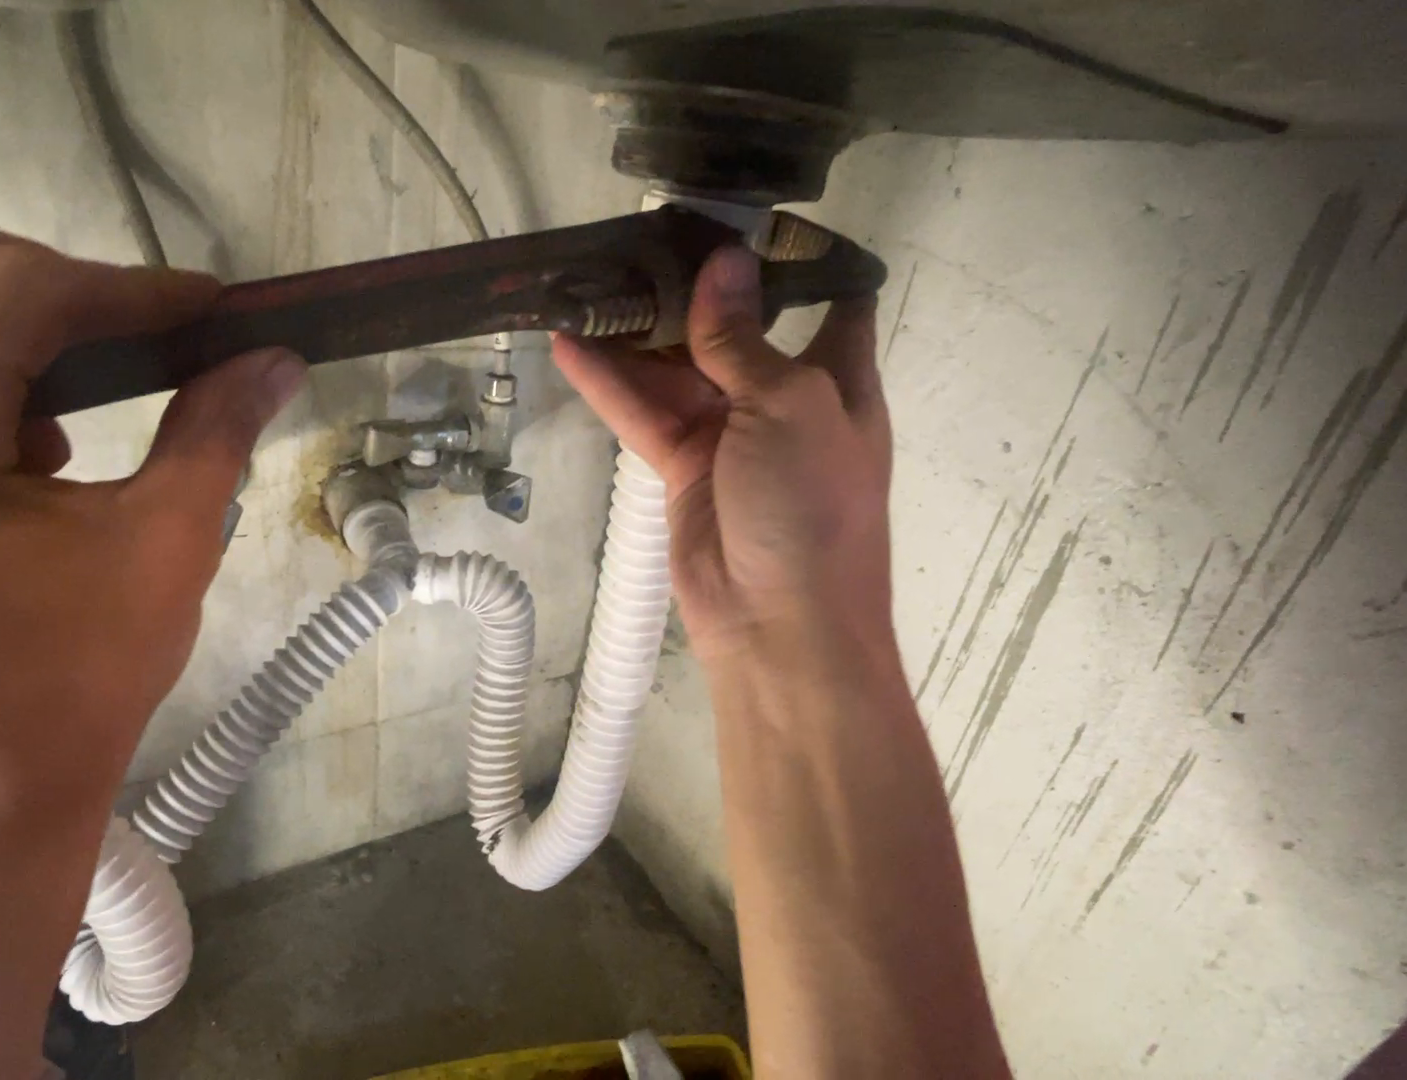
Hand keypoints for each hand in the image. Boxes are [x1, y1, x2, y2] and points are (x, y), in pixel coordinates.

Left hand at [0, 202, 302, 905]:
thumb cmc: (70, 691)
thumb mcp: (166, 548)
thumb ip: (217, 430)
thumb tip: (276, 359)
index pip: (12, 288)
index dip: (128, 287)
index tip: (210, 310)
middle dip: (27, 270)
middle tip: (121, 334)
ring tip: (77, 403)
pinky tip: (22, 454)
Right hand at [555, 245, 891, 664]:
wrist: (780, 625)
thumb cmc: (812, 506)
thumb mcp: (790, 407)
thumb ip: (744, 339)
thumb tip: (723, 262)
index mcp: (837, 381)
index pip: (831, 303)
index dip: (800, 261)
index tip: (753, 219)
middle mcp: (784, 402)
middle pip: (736, 331)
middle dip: (696, 288)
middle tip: (643, 235)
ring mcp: (730, 437)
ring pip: (678, 370)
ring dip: (639, 332)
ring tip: (592, 278)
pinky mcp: (682, 469)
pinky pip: (644, 414)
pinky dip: (610, 383)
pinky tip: (569, 342)